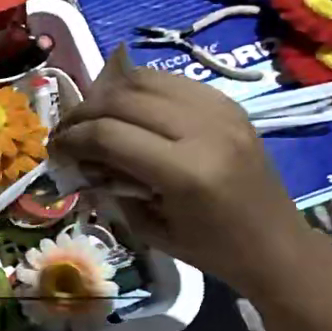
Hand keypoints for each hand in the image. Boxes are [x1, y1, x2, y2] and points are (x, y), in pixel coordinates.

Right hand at [50, 53, 313, 295]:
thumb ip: (113, 187)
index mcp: (186, 172)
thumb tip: (81, 158)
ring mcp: (221, 111)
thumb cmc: (212, 252)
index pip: (110, 134)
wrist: (276, 245)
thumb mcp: (152, 229)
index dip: (73, 137)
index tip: (55, 149)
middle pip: (123, 98)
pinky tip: (128, 109)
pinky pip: (172, 81)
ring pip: (146, 79)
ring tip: (92, 115)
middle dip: (84, 111)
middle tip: (66, 131)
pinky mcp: (230, 103)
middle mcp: (205, 130)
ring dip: (109, 93)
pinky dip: (141, 89)